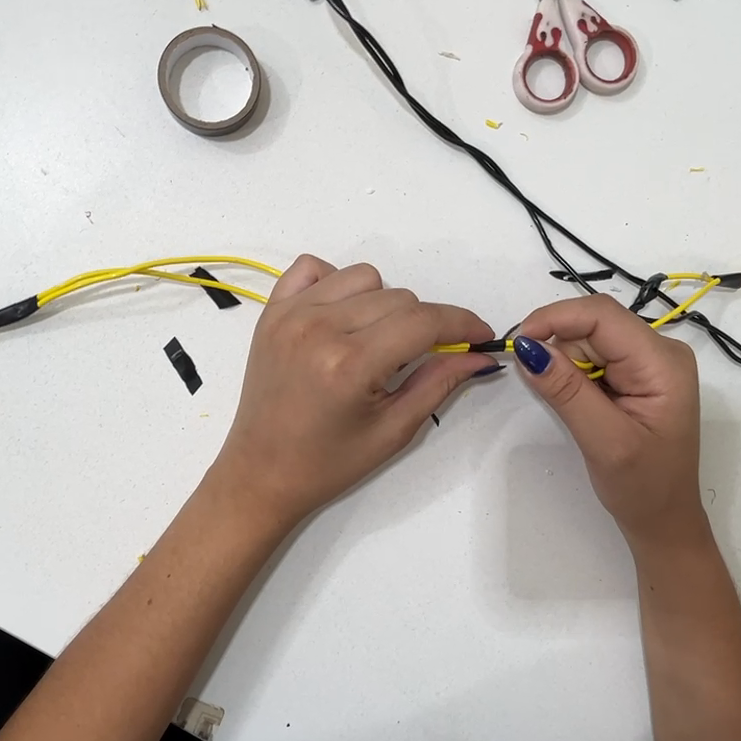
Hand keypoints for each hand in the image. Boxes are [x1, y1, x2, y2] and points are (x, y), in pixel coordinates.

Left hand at [209, 255, 496, 527]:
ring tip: (373, 340)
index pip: (424, 321)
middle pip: (399, 297)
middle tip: (414, 358)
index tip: (480, 334)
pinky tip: (340, 317)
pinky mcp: (271, 311)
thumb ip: (439, 383)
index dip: (461, 323)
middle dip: (421, 324)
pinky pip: (313, 267)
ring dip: (381, 302)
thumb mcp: (393, 430)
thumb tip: (480, 354)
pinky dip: (335, 283)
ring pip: (364, 276)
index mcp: (350, 364)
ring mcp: (290, 314)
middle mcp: (319, 328)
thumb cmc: (328, 463)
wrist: (260, 472)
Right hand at [512, 294, 706, 550]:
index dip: (555, 318)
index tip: (517, 344)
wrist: (663, 518)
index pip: (602, 316)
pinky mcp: (635, 372)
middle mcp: (660, 351)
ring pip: (588, 338)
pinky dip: (573, 372)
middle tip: (543, 388)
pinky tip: (578, 401)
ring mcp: (648, 360)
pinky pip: (593, 354)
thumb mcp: (603, 440)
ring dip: (566, 363)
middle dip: (559, 347)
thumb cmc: (643, 486)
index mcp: (662, 363)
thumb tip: (527, 348)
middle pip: (593, 324)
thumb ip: (566, 391)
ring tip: (573, 408)